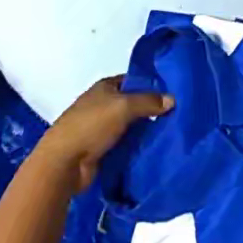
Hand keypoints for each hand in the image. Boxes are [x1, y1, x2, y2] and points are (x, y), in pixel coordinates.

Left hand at [37, 76, 172, 191]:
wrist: (65, 161)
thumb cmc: (92, 125)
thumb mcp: (123, 106)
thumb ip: (148, 102)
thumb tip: (172, 98)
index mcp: (105, 87)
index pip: (132, 81)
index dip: (150, 85)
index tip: (172, 93)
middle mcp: (103, 105)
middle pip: (132, 105)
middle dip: (150, 111)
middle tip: (177, 116)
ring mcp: (101, 129)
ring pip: (130, 127)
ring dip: (145, 132)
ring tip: (171, 135)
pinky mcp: (102, 150)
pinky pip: (125, 146)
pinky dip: (137, 149)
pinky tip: (155, 152)